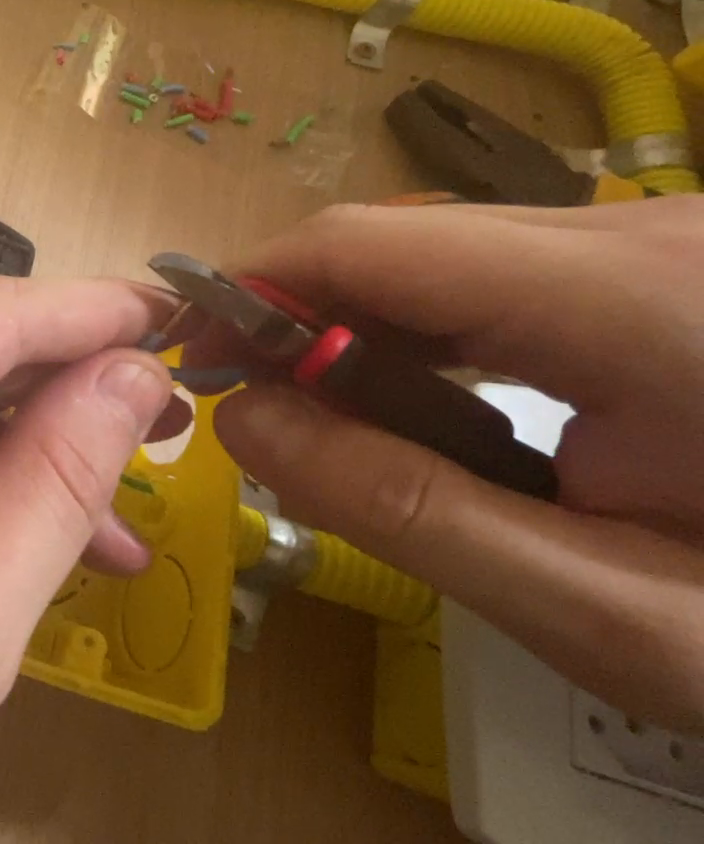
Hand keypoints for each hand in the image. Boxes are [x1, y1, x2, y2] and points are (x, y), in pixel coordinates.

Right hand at [191, 199, 703, 733]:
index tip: (192, 362)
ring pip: (435, 259)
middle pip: (394, 243)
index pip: (367, 243)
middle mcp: (648, 236)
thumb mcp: (611, 612)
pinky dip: (421, 338)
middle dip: (297, 321)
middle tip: (252, 411)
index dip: (251, 289)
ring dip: (355, 334)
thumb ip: (402, 508)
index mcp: (642, 300)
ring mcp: (666, 245)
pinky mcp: (668, 270)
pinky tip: (426, 406)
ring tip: (334, 422)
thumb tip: (243, 420)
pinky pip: (490, 280)